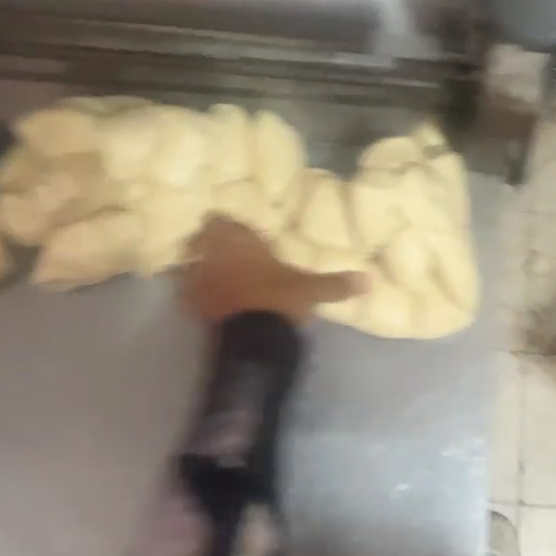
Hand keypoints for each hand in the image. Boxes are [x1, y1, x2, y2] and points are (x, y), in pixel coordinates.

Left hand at [180, 218, 364, 324]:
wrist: (251, 336)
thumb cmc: (280, 300)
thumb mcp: (311, 289)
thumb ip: (336, 283)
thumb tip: (370, 280)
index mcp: (240, 238)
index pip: (222, 220)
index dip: (228, 227)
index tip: (236, 235)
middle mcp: (213, 251)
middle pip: (200, 237)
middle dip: (207, 242)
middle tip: (221, 253)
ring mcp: (198, 276)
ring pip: (187, 261)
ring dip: (195, 265)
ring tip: (208, 275)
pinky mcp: (189, 302)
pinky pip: (185, 291)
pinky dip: (190, 293)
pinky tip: (200, 300)